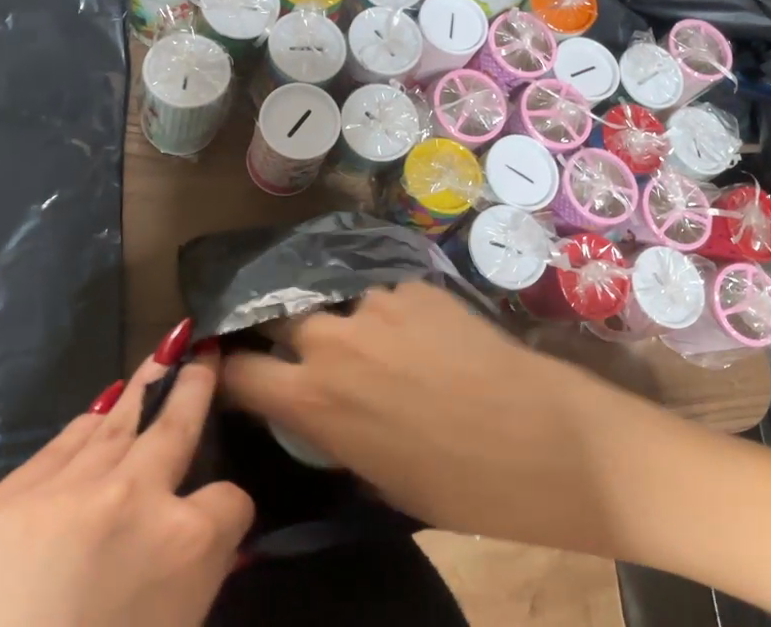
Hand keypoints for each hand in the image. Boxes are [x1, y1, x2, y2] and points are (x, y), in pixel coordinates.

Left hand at [0, 323, 252, 626]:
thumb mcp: (176, 626)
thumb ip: (194, 574)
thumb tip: (199, 535)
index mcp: (186, 544)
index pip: (231, 500)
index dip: (227, 512)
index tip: (219, 521)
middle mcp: (134, 497)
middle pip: (175, 427)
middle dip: (193, 389)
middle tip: (202, 353)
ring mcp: (67, 491)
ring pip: (118, 424)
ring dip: (144, 390)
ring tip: (162, 357)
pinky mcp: (7, 498)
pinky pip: (62, 447)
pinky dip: (88, 428)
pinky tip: (103, 408)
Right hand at [220, 283, 656, 559]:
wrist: (540, 437)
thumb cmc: (458, 484)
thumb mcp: (378, 478)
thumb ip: (335, 435)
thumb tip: (328, 419)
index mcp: (312, 400)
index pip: (238, 373)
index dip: (230, 373)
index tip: (236, 373)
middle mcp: (331, 340)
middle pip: (279, 318)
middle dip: (284, 335)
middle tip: (308, 351)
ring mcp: (375, 304)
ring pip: (337, 304)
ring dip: (346, 322)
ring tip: (380, 342)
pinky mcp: (417, 285)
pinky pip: (386, 296)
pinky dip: (392, 313)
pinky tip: (423, 333)